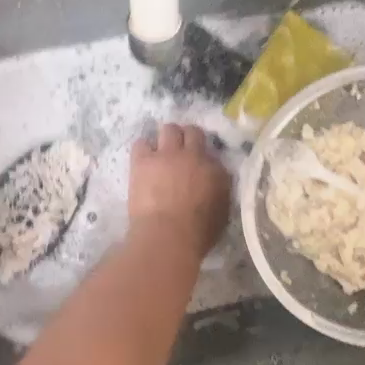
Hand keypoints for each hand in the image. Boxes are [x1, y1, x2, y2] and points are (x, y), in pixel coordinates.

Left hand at [129, 123, 230, 259]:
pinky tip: (143, 160)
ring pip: (169, 129)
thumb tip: (214, 181)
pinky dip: (144, 149)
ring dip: (167, 138)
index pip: (212, 154)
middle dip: (187, 138)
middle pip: (192, 132)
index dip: (204, 158)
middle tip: (181, 152)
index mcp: (216, 171)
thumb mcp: (221, 213)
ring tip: (162, 152)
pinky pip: (142, 142)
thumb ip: (219, 190)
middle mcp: (194, 156)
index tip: (199, 167)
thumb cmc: (198, 234)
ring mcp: (167, 155)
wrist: (168, 236)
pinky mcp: (144, 160)